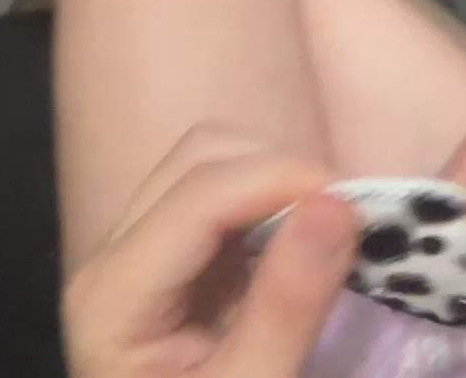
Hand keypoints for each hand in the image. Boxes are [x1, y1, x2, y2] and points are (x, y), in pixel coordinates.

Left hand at [65, 127, 358, 377]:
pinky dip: (266, 197)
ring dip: (272, 176)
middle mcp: (112, 253)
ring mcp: (136, 246)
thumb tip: (338, 204)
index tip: (353, 201)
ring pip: (207, 160)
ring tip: (322, 226)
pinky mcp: (168, 252)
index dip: (277, 178)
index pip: (198, 195)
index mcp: (113, 294)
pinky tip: (296, 236)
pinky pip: (218, 190)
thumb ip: (287, 306)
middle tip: (342, 217)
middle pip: (198, 160)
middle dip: (275, 170)